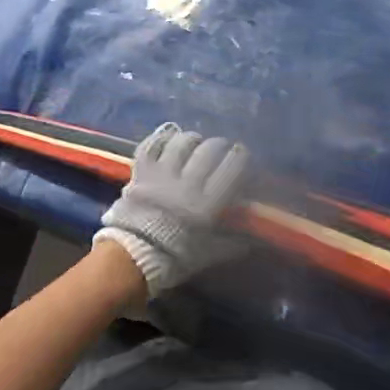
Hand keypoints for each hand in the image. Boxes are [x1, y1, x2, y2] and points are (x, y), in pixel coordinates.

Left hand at [94, 123, 249, 296]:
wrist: (134, 251)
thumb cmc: (175, 255)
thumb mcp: (210, 253)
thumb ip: (233, 243)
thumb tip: (256, 238)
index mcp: (207, 203)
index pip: (230, 169)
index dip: (239, 156)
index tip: (241, 152)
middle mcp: (186, 183)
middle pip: (207, 151)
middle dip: (217, 144)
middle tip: (220, 146)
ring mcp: (161, 174)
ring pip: (179, 143)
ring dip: (190, 138)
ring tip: (195, 140)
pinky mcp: (141, 170)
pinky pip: (151, 145)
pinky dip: (160, 137)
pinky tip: (168, 134)